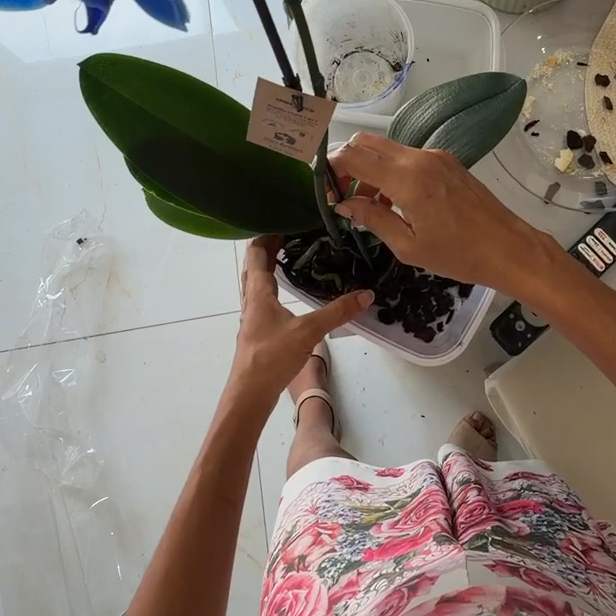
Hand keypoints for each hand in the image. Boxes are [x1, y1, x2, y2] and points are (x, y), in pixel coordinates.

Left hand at [229, 236, 370, 400]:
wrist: (249, 395)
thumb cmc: (272, 357)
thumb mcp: (308, 331)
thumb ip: (337, 312)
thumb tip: (366, 294)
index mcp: (258, 292)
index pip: (256, 253)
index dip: (267, 234)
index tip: (285, 220)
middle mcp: (251, 300)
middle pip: (254, 265)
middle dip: (268, 247)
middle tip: (291, 233)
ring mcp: (252, 317)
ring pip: (256, 282)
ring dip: (268, 266)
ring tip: (289, 256)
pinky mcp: (257, 331)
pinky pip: (262, 298)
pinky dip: (272, 286)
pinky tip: (285, 294)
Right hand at [329, 133, 564, 299]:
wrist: (508, 247)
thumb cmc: (458, 255)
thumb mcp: (408, 246)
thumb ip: (373, 219)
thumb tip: (345, 204)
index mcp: (407, 179)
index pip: (354, 157)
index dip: (333, 169)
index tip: (326, 191)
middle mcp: (419, 158)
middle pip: (368, 143)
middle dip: (349, 164)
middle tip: (344, 195)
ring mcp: (436, 156)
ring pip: (388, 149)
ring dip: (371, 170)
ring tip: (371, 207)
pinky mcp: (447, 161)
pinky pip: (408, 157)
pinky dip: (393, 172)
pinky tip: (397, 202)